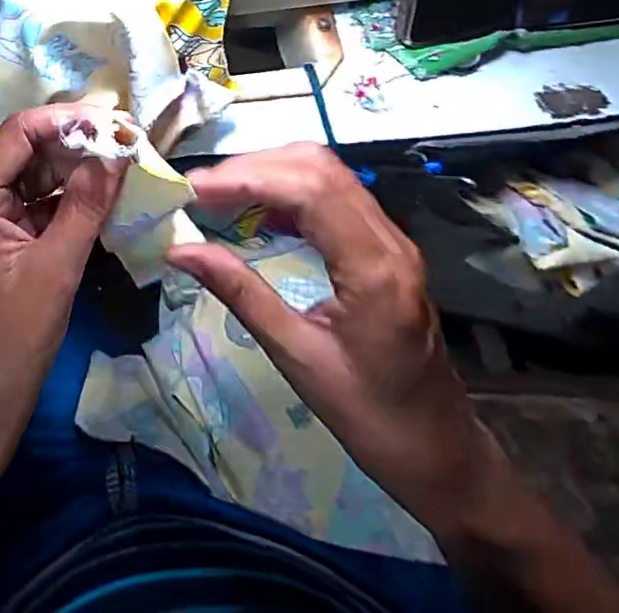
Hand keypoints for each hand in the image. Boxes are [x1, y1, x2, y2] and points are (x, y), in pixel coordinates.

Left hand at [0, 104, 128, 473]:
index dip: (68, 121)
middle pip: (26, 151)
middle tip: (129, 144)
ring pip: (33, 177)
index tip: (116, 123)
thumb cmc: (13, 337)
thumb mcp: (57, 266)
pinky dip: (65, 201)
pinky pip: (33, 205)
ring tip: (124, 165)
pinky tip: (102, 198)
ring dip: (74, 172)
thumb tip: (117, 151)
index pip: (19, 132)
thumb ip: (86, 203)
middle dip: (76, 146)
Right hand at [165, 143, 498, 536]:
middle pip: (318, 167)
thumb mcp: (296, 356)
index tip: (192, 190)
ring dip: (266, 173)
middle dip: (251, 168)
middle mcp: (389, 241)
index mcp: (374, 269)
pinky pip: (329, 195)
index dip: (246, 178)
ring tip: (216, 196)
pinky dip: (283, 190)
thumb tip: (179, 250)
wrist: (438, 451)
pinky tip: (252, 212)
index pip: (309, 190)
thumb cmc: (370, 415)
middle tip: (198, 191)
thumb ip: (240, 293)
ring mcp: (389, 240)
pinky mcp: (379, 247)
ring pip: (324, 173)